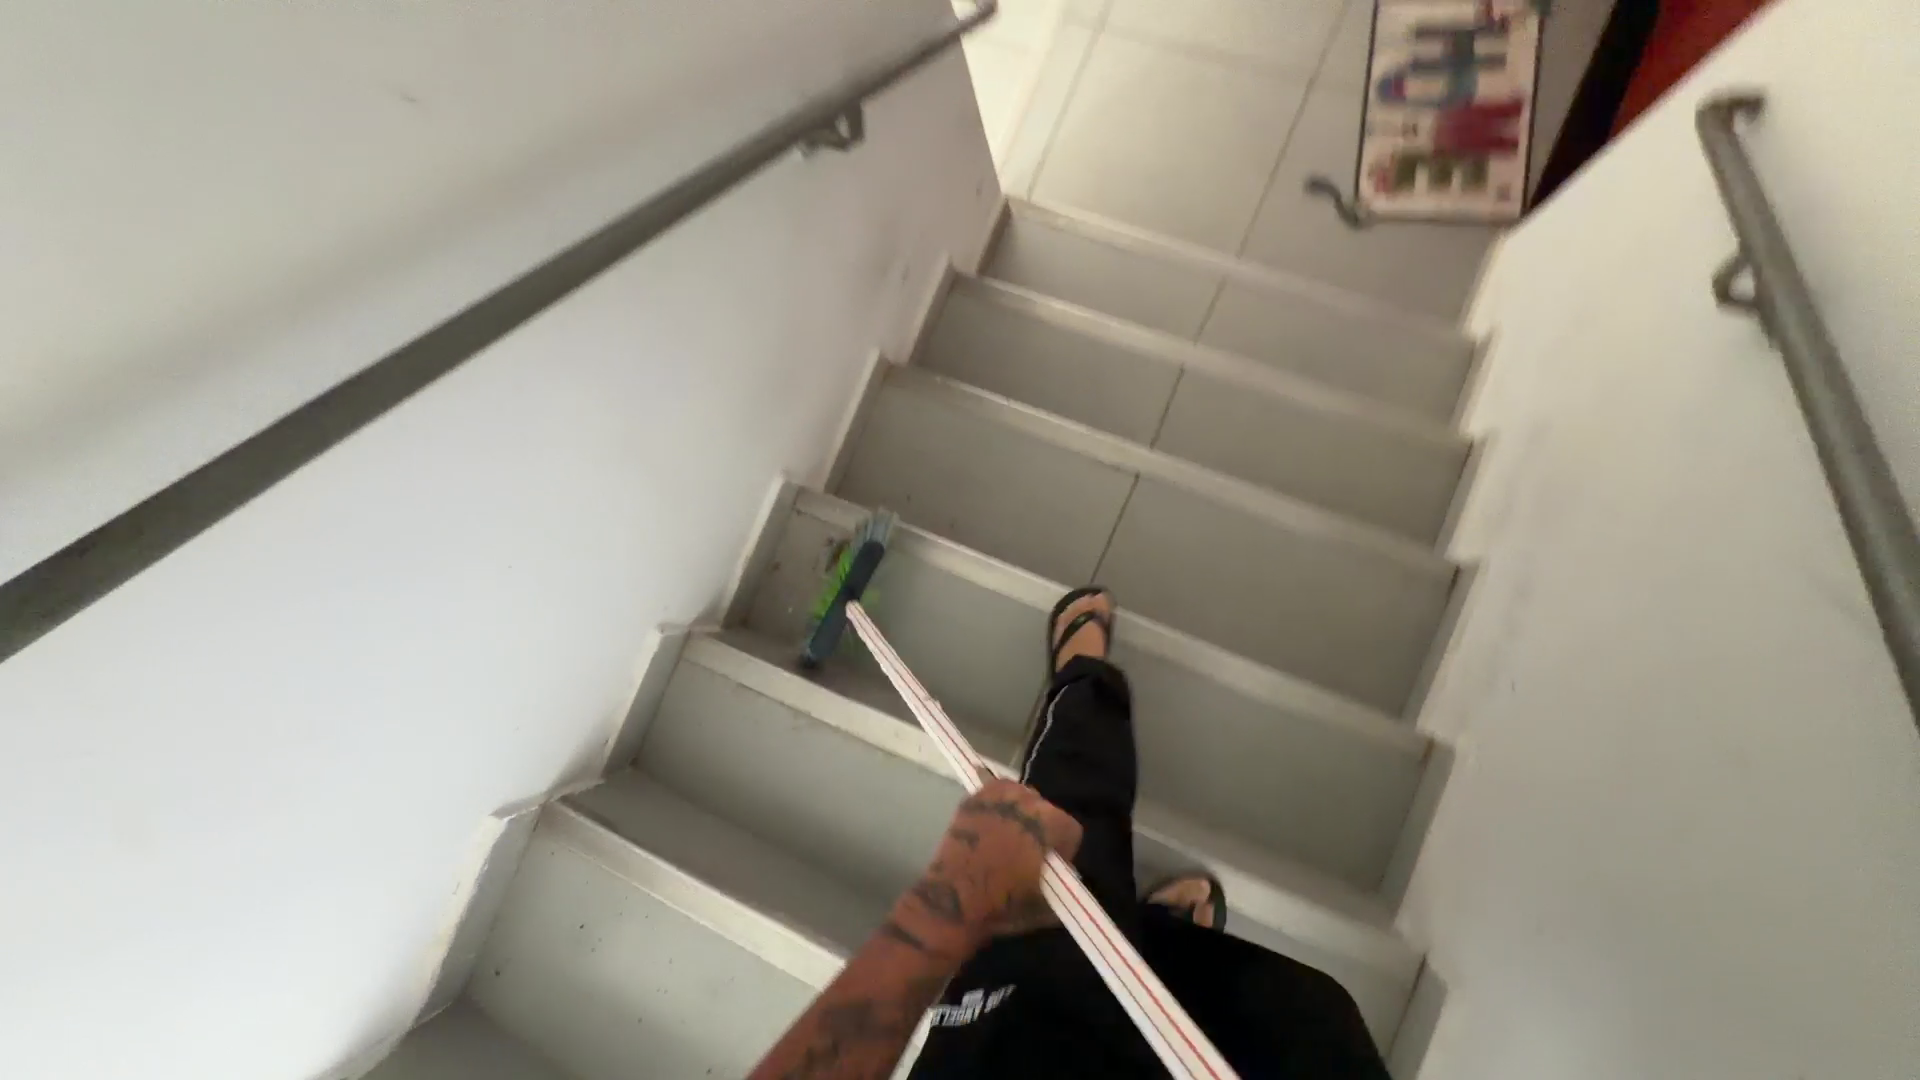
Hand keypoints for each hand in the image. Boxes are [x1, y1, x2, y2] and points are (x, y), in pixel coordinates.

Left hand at [889, 779, 1082, 953]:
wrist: (954, 898)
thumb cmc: (1004, 903)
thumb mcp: (1047, 904)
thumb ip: (1064, 885)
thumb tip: (1065, 875)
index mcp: (1050, 823)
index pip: (1070, 828)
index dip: (1064, 848)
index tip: (1053, 864)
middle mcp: (1028, 800)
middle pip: (1045, 809)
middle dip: (1042, 828)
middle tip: (1030, 851)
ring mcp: (998, 794)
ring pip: (1020, 796)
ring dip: (1020, 812)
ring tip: (1009, 835)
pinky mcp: (974, 797)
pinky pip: (994, 792)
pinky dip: (996, 804)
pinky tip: (991, 822)